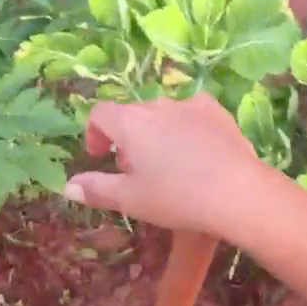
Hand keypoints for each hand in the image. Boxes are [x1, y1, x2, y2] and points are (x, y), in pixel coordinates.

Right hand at [65, 96, 295, 242]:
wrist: (238, 192)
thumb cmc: (177, 198)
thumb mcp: (131, 200)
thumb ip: (97, 189)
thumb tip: (68, 186)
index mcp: (130, 123)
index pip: (100, 113)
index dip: (94, 133)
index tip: (100, 156)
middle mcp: (156, 105)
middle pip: (131, 115)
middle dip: (127, 139)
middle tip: (135, 172)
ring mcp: (189, 104)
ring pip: (162, 114)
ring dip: (155, 133)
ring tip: (168, 166)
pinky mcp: (216, 110)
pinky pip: (191, 113)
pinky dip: (185, 127)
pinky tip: (197, 152)